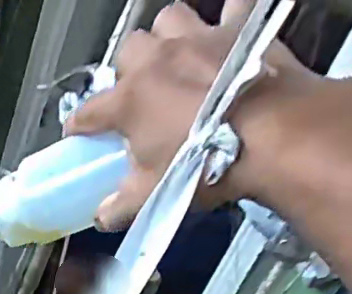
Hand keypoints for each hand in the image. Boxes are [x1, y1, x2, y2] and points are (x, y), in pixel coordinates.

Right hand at [64, 0, 315, 229]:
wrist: (274, 135)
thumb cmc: (203, 162)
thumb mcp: (149, 195)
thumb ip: (118, 206)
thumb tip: (103, 215)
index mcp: (128, 100)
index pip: (86, 112)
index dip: (78, 126)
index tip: (79, 135)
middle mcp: (159, 60)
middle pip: (128, 49)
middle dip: (127, 68)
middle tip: (136, 92)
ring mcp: (201, 38)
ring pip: (169, 18)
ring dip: (167, 36)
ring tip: (173, 58)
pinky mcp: (243, 28)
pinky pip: (233, 6)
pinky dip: (228, 17)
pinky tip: (225, 34)